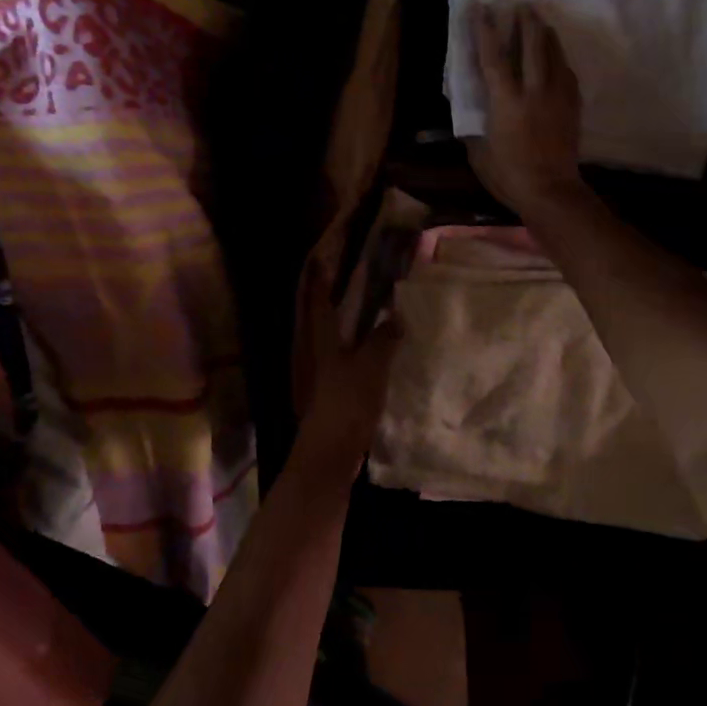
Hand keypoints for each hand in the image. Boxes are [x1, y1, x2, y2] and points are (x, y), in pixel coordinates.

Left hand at [294, 261, 403, 470]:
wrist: (329, 452)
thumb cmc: (346, 402)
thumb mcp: (371, 366)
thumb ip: (384, 338)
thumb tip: (396, 316)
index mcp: (318, 337)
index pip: (316, 296)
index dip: (319, 274)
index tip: (324, 252)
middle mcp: (310, 348)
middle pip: (314, 312)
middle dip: (324, 291)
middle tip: (343, 272)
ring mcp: (315, 370)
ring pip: (324, 333)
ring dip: (336, 316)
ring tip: (357, 303)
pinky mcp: (324, 388)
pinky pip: (334, 354)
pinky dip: (346, 341)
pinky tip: (363, 345)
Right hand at [466, 3, 588, 215]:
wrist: (551, 191)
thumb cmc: (509, 177)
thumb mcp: (480, 154)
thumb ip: (476, 128)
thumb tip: (475, 115)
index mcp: (506, 102)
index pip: (493, 57)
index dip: (485, 30)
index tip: (482, 9)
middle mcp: (533, 91)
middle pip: (532, 44)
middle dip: (526, 21)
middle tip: (522, 6)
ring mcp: (557, 96)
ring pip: (554, 53)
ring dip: (546, 34)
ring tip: (540, 23)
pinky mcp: (572, 106)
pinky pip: (567, 72)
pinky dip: (559, 59)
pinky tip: (556, 57)